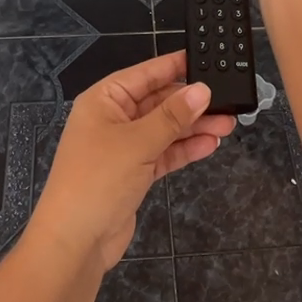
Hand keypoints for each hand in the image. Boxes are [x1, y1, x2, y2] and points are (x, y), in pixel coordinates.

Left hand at [27, 51, 235, 272]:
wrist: (74, 243)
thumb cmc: (98, 179)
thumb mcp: (137, 142)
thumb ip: (172, 116)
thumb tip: (202, 90)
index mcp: (105, 99)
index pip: (146, 74)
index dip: (175, 66)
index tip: (207, 58)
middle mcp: (113, 118)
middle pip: (158, 102)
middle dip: (190, 103)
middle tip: (226, 101)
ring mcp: (123, 147)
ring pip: (164, 129)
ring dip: (193, 127)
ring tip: (227, 124)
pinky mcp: (133, 173)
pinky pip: (163, 153)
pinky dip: (184, 149)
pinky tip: (209, 144)